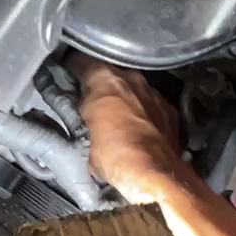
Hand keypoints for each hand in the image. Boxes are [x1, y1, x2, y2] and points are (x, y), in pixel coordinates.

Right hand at [66, 53, 185, 202]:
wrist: (154, 174)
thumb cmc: (114, 155)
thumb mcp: (80, 136)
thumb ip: (76, 113)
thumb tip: (74, 109)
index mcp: (103, 77)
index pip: (78, 62)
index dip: (69, 72)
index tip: (66, 83)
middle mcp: (131, 79)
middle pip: (109, 76)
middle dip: (99, 89)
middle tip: (90, 108)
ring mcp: (153, 93)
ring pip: (132, 90)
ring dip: (123, 101)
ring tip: (114, 123)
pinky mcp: (169, 111)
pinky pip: (150, 106)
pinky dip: (143, 115)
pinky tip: (136, 132)